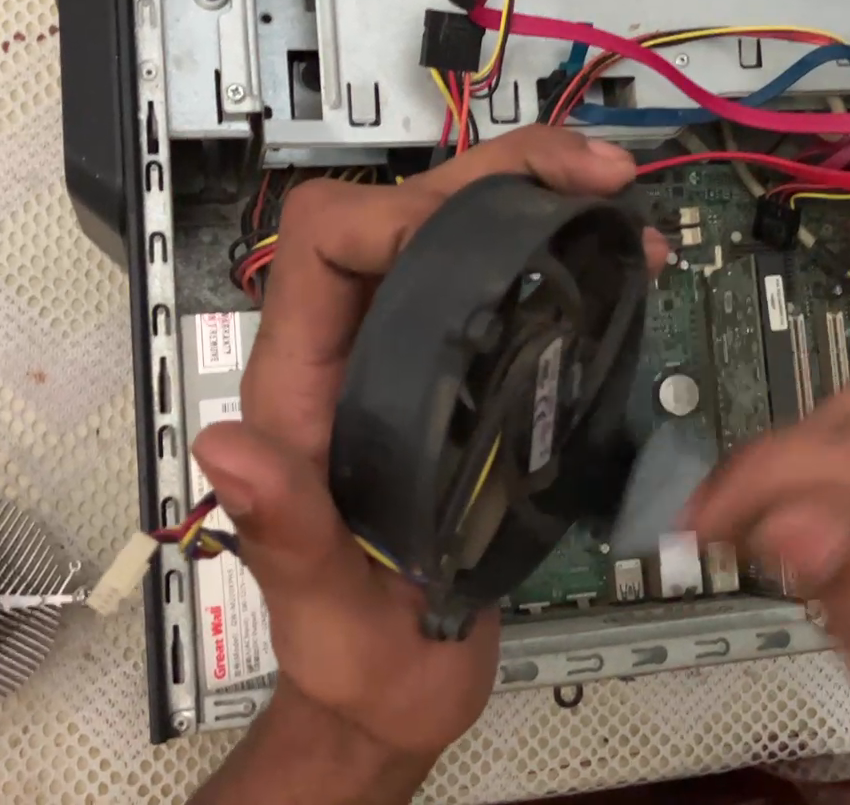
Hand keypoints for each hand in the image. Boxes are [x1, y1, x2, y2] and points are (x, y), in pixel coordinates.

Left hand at [188, 127, 665, 803]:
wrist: (401, 677)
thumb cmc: (353, 646)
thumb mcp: (321, 605)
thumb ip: (281, 532)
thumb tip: (228, 443)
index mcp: (310, 380)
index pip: (326, 240)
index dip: (401, 211)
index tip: (497, 232)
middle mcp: (364, 342)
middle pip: (413, 208)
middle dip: (504, 172)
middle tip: (599, 173)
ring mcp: (423, 348)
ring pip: (469, 231)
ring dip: (543, 197)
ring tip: (621, 199)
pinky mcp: (476, 367)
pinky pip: (513, 281)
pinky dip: (567, 255)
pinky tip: (621, 263)